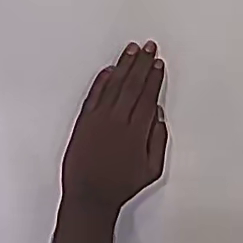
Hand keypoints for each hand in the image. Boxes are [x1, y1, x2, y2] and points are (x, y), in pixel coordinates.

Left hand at [61, 41, 168, 216]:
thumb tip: (158, 115)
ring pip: (114, 84)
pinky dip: (102, 80)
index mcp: (136, 131)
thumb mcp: (151, 169)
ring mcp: (98, 118)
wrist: (89, 195)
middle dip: (142, 63)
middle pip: (132, 84)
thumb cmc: (120, 185)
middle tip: (149, 47)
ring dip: (124, 64)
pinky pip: (94, 94)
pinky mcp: (84, 120)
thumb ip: (158, 140)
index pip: (147, 96)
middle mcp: (117, 120)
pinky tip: (109, 69)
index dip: (154, 77)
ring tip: (132, 49)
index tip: (158, 63)